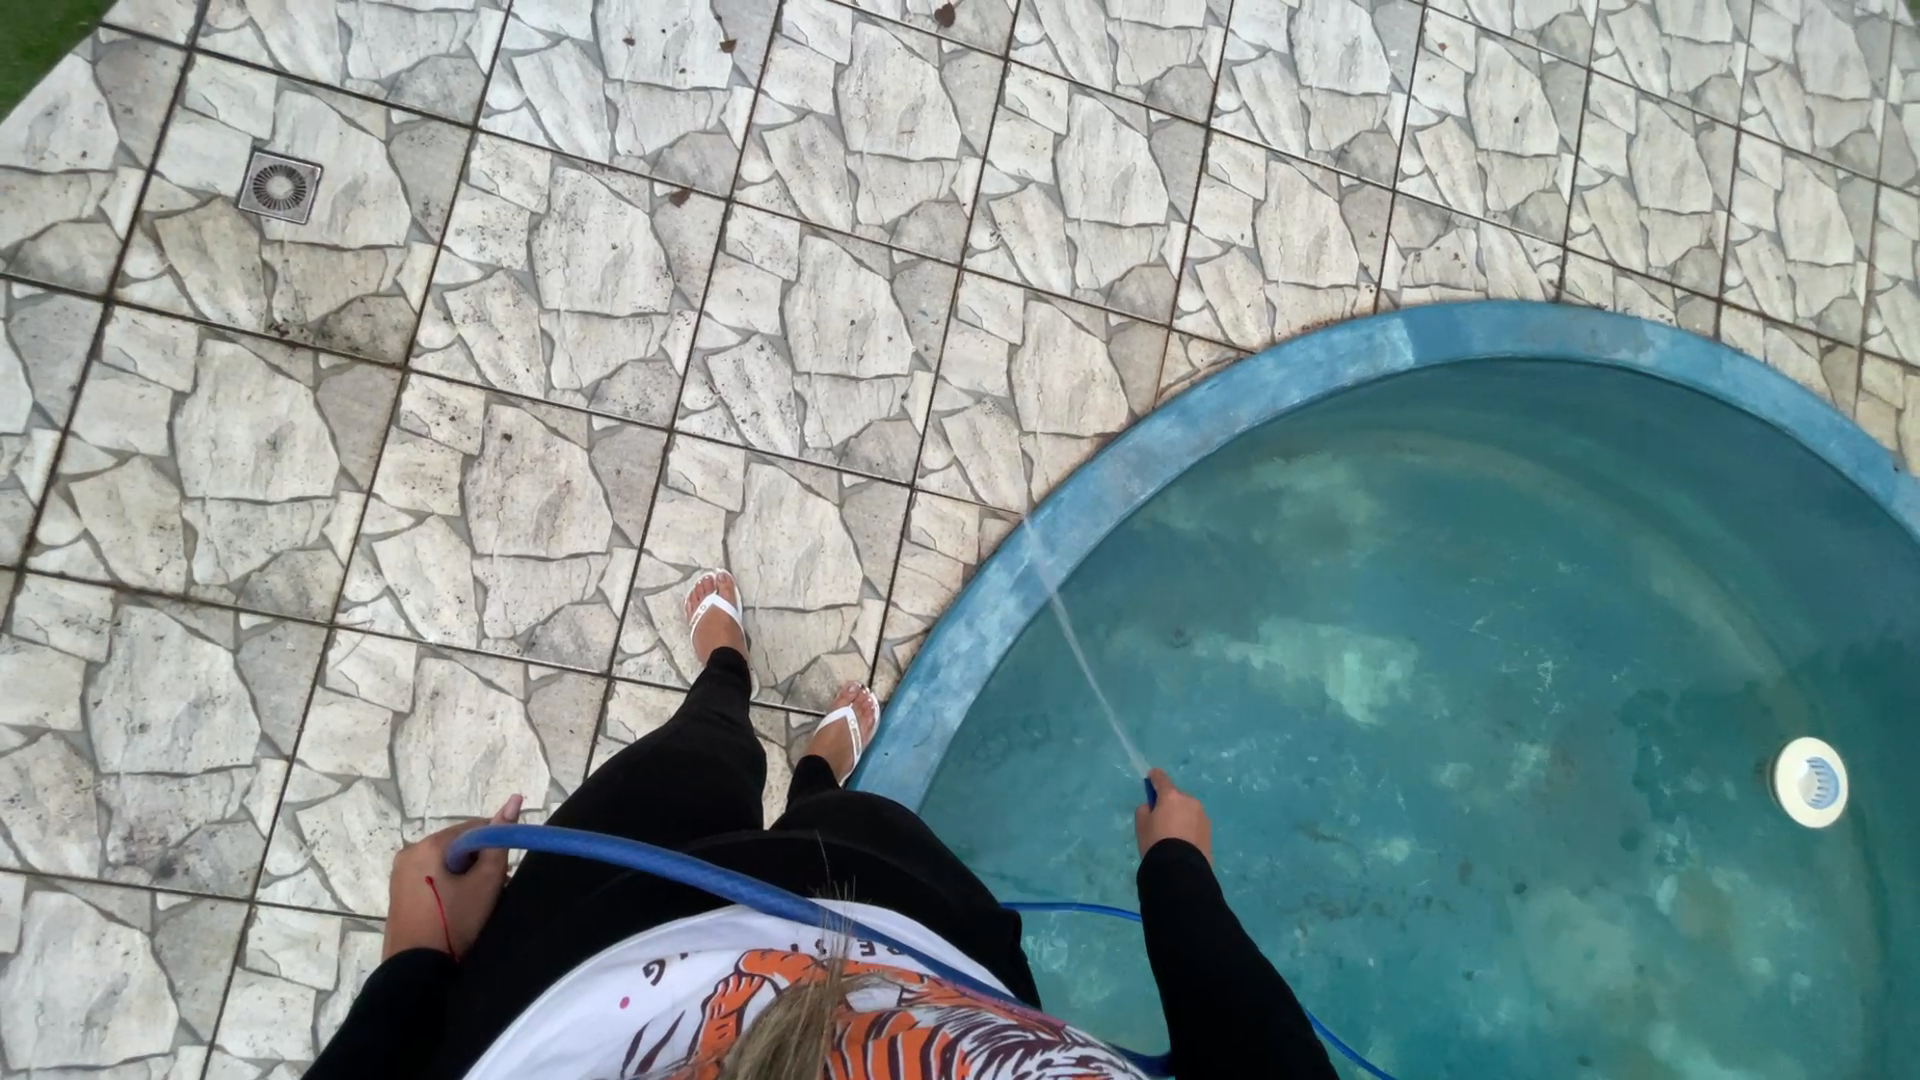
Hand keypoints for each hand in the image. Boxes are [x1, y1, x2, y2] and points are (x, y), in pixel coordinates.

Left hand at [383, 794, 522, 959]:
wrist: (416, 972)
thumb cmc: (455, 920)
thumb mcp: (487, 879)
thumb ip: (500, 838)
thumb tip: (515, 798)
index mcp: (428, 846)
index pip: (476, 828)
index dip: (494, 845)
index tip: (501, 869)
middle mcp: (408, 852)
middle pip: (460, 844)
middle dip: (479, 860)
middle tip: (492, 886)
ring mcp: (399, 873)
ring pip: (448, 860)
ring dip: (466, 872)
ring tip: (476, 898)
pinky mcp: (398, 891)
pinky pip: (434, 875)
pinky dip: (451, 883)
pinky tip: (459, 904)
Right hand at [1135, 768, 1211, 863]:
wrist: (1181, 869)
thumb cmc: (1156, 842)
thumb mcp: (1141, 824)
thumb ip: (1145, 809)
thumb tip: (1152, 808)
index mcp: (1171, 796)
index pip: (1161, 778)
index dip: (1153, 777)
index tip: (1150, 779)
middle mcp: (1189, 801)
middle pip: (1175, 796)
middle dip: (1168, 802)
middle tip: (1160, 818)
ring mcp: (1202, 816)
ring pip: (1187, 810)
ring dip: (1180, 815)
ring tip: (1173, 834)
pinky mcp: (1209, 831)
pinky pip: (1194, 823)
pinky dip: (1188, 827)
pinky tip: (1182, 841)